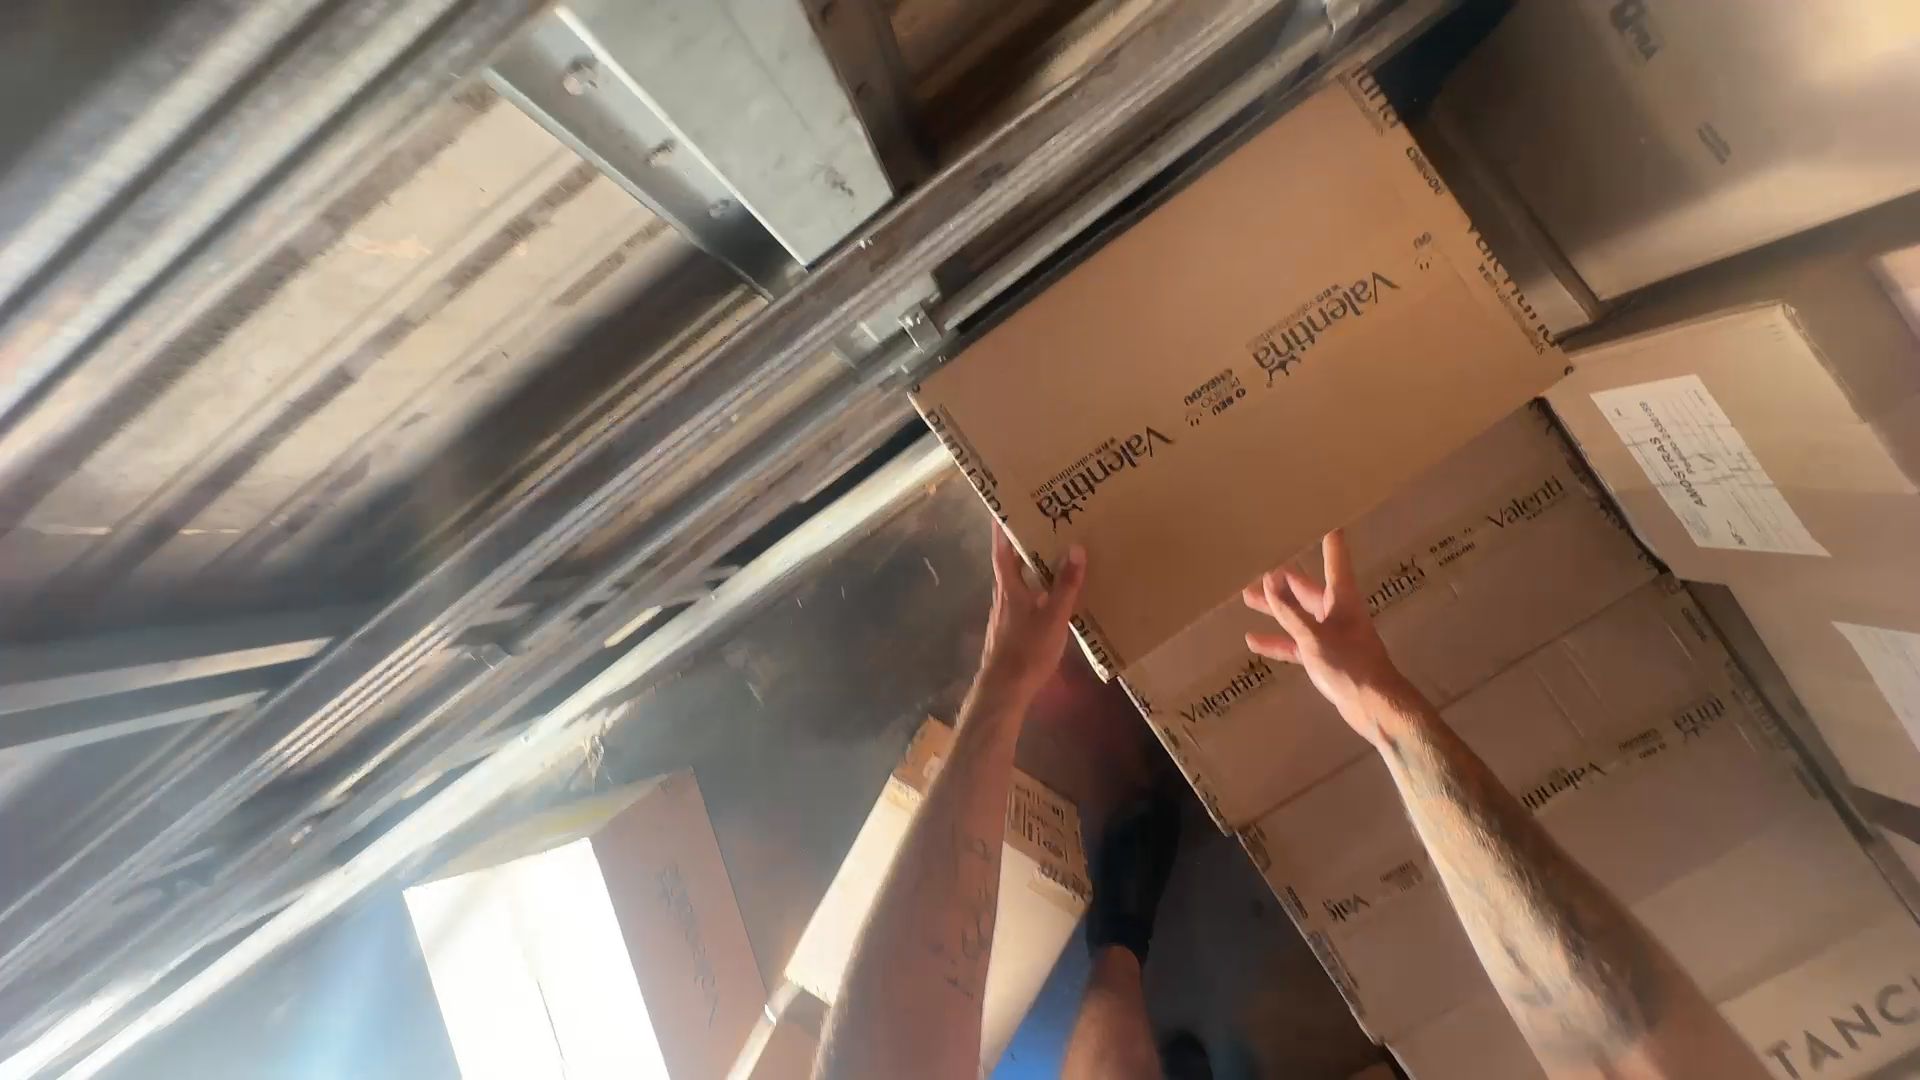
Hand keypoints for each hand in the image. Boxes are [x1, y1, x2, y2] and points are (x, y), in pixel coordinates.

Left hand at [975, 528, 1086, 708]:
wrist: (1004, 690)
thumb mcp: (1053, 617)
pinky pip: (1025, 602)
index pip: (1002, 551)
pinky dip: (1037, 592)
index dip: (1001, 529)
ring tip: (1051, 556)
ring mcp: (1006, 616)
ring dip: (1030, 569)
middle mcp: (1004, 598)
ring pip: (1018, 584)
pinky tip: (1052, 598)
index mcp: (1009, 589)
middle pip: (1010, 565)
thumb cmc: (1027, 651)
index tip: (1001, 507)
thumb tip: (1075, 547)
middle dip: (1020, 545)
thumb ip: (1065, 585)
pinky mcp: (1012, 632)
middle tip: (1038, 524)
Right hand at [1242, 530, 1409, 742]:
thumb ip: (1289, 610)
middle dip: (1284, 580)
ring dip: (1275, 608)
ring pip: (1297, 615)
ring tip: (1248, 598)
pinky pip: (1295, 643)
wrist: (1374, 705)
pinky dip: (1277, 640)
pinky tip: (1254, 640)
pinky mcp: (1323, 656)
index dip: (1330, 540)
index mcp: (1341, 599)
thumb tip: (1268, 580)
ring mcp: (1330, 635)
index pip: (1335, 560)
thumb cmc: (1350, 664)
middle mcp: (1336, 612)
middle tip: (1261, 567)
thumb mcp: (1313, 636)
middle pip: (1308, 588)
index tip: (1328, 518)